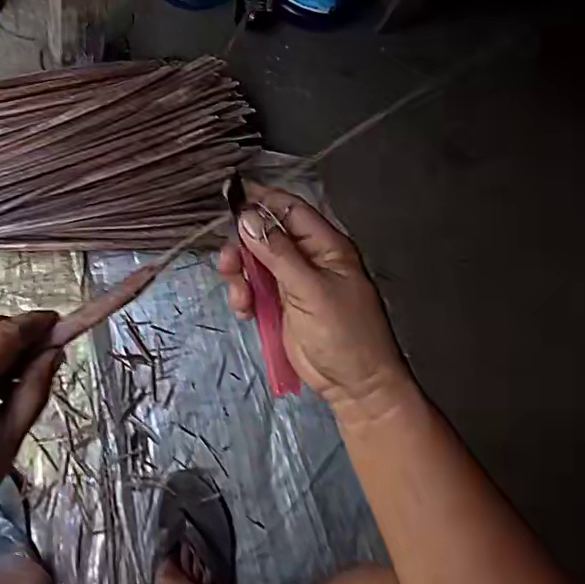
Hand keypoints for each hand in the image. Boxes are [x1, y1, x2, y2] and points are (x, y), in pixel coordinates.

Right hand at [218, 184, 410, 420]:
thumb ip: (277, 252)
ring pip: (254, 261)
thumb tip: (247, 217)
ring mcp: (292, 281)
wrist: (355, 387)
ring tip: (241, 295)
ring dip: (240, 274)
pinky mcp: (280, 304)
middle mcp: (307, 258)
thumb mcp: (310, 290)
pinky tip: (246, 310)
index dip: (262, 200)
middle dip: (244, 245)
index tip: (231, 196)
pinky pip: (253, 288)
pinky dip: (244, 296)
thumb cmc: (344, 334)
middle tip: (229, 260)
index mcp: (325, 246)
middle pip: (265, 235)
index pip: (289, 209)